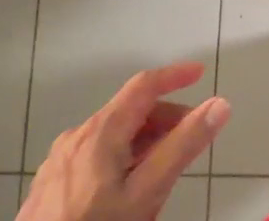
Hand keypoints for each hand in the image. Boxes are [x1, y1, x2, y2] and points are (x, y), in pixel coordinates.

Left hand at [17, 63, 231, 220]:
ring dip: (144, 140)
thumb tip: (220, 104)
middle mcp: (76, 137)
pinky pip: (93, 156)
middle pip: (129, 111)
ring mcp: (58, 163)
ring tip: (163, 167)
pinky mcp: (48, 187)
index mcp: (100, 132)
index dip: (175, 75)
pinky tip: (126, 189)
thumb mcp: (147, 193)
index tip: (201, 74)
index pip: (144, 86)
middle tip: (191, 139)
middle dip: (165, 118)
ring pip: (111, 136)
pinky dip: (121, 156)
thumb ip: (183, 147)